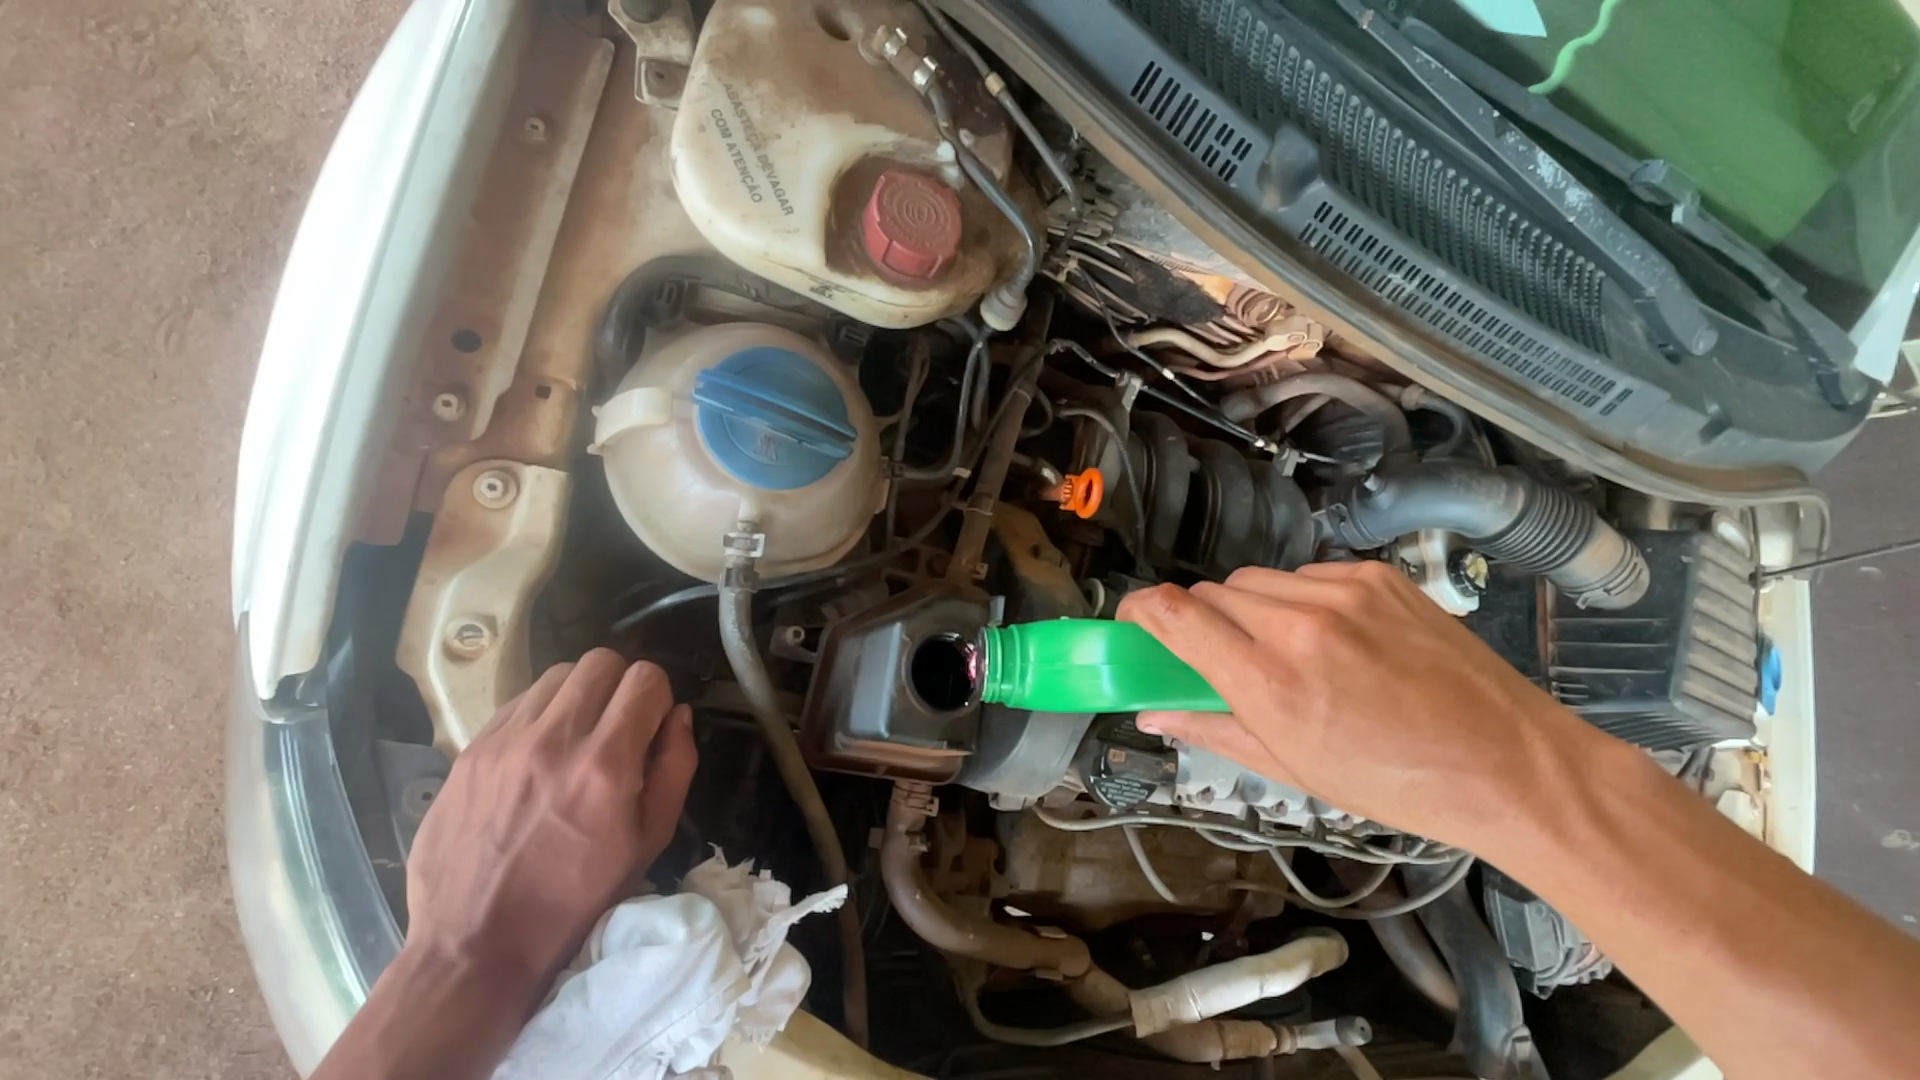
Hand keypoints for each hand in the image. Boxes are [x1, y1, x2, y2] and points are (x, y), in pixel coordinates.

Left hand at [405, 649, 697, 987]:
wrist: (475, 944)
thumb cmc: (577, 897)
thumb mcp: (650, 840)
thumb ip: (677, 766)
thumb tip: (679, 715)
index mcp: (605, 764)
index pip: (645, 679)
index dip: (659, 696)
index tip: (652, 726)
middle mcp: (553, 739)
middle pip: (601, 661)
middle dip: (621, 685)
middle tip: (618, 725)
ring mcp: (504, 741)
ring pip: (558, 674)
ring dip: (580, 694)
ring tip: (578, 736)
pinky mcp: (470, 750)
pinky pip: (518, 701)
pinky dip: (542, 712)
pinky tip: (540, 752)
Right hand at [1117, 561, 1608, 849]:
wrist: (1510, 763)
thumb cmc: (1395, 783)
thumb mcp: (1292, 769)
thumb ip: (1210, 728)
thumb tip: (1152, 711)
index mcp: (1268, 681)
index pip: (1172, 614)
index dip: (1139, 609)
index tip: (1132, 620)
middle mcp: (1297, 624)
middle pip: (1210, 593)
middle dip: (1201, 621)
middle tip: (1220, 656)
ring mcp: (1341, 592)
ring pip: (1255, 580)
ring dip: (1248, 608)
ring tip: (1283, 648)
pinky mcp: (1377, 576)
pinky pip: (1306, 574)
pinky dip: (1298, 599)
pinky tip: (1329, 635)